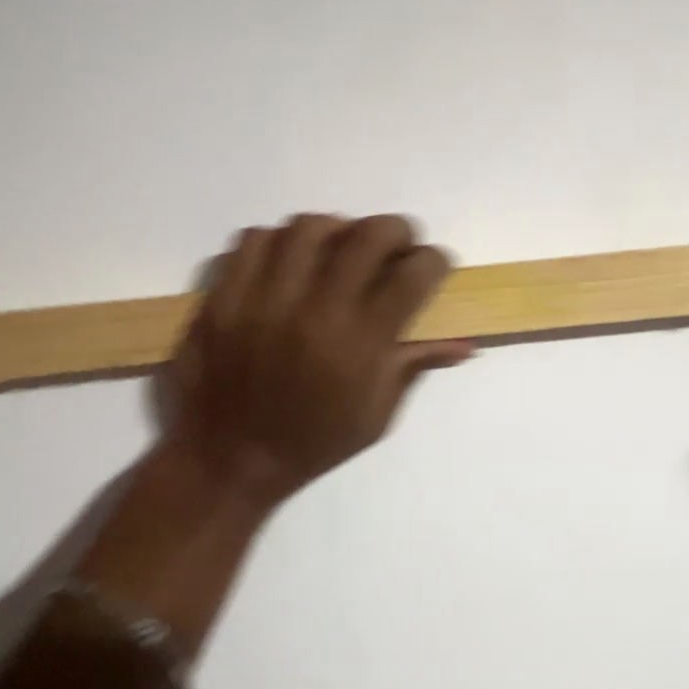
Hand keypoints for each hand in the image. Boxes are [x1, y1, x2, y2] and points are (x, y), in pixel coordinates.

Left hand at [159, 213, 472, 508]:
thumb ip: (415, 367)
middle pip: (368, 236)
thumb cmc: (312, 443)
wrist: (228, 462)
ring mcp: (264, 299)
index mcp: (361, 345)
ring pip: (309, 227)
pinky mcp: (223, 297)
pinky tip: (287, 263)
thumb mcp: (376, 416)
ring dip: (335, 230)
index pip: (414, 275)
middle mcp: (316, 312)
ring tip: (337, 249)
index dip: (433, 262)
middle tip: (394, 245)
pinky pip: (254, 239)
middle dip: (395, 231)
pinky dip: (278, 242)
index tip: (431, 267)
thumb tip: (465, 344)